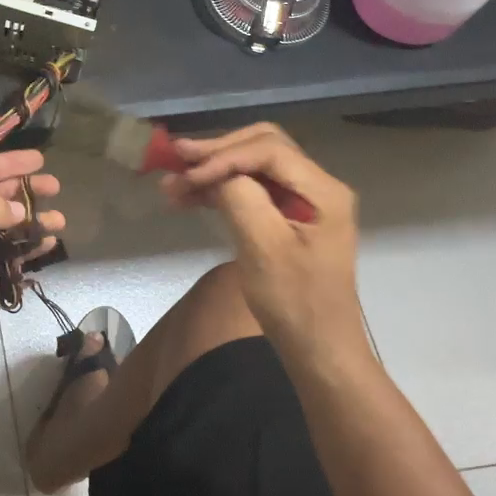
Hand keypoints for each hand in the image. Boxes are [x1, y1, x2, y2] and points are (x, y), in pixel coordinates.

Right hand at [159, 124, 370, 367]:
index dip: (224, 156)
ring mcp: (302, 201)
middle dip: (216, 152)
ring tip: (172, 183)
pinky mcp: (286, 217)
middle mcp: (316, 186)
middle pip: (261, 146)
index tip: (187, 174)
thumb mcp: (265, 249)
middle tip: (176, 160)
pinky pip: (250, 188)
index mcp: (323, 191)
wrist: (318, 349)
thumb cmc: (296, 302)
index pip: (268, 151)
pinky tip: (189, 198)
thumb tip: (214, 173)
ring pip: (252, 165)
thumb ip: (241, 199)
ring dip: (213, 170)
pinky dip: (220, 188)